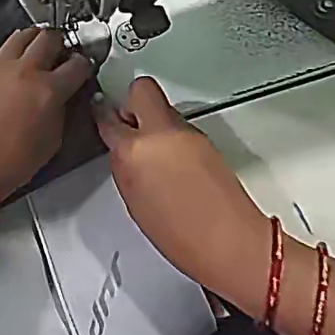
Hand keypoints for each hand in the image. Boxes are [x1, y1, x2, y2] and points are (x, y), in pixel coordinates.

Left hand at [0, 27, 94, 207]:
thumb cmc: (7, 163)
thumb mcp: (53, 140)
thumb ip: (64, 109)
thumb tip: (68, 95)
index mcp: (48, 91)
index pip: (78, 64)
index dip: (85, 65)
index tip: (83, 68)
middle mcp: (24, 73)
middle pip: (51, 37)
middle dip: (62, 44)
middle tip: (64, 52)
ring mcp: (0, 68)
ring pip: (24, 34)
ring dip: (37, 40)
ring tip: (41, 51)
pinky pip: (3, 49)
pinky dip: (15, 51)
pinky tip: (19, 65)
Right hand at [94, 76, 266, 290]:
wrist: (232, 244)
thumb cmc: (186, 236)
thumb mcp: (134, 200)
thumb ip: (124, 165)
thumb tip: (122, 151)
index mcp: (133, 151)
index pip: (109, 117)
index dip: (104, 117)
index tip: (102, 116)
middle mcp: (161, 134)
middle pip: (141, 90)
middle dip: (131, 101)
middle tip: (128, 120)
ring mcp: (187, 134)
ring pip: (162, 107)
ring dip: (153, 122)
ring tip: (154, 152)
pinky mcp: (207, 141)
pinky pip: (180, 127)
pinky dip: (172, 138)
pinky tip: (173, 164)